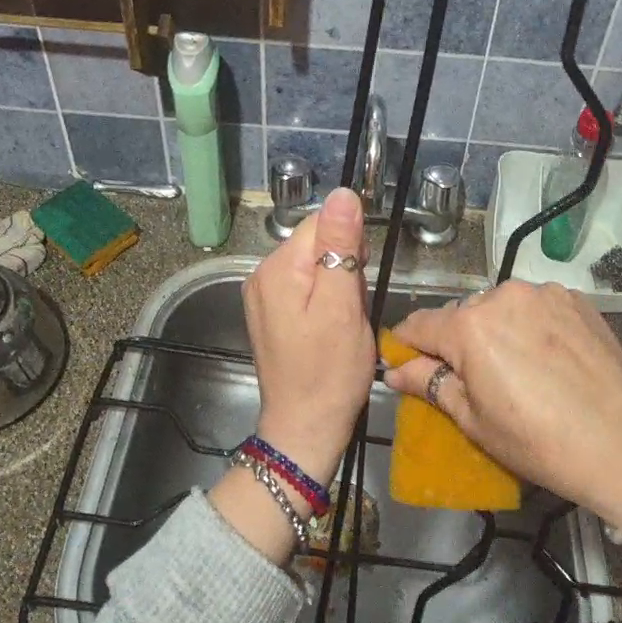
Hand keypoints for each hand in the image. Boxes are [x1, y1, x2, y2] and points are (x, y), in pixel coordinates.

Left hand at [241, 188, 374, 487]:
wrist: (305, 429)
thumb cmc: (330, 371)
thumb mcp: (343, 306)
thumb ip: (340, 247)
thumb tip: (343, 193)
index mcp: (278, 267)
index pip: (322, 223)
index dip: (349, 247)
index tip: (359, 283)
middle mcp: (262, 274)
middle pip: (316, 243)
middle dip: (343, 268)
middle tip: (351, 310)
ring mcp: (263, 295)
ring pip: (314, 266)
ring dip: (336, 287)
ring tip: (342, 323)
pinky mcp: (270, 313)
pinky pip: (304, 288)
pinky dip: (324, 302)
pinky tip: (330, 329)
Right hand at [383, 280, 621, 525]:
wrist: (620, 448)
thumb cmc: (537, 443)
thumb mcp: (474, 420)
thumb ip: (430, 384)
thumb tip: (393, 370)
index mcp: (470, 327)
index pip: (420, 324)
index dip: (408, 345)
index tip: (408, 363)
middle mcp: (503, 296)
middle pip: (463, 314)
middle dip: (460, 341)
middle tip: (477, 379)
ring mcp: (544, 294)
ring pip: (502, 306)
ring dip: (499, 328)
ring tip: (519, 368)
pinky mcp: (576, 299)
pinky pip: (537, 306)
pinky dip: (533, 325)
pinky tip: (549, 357)